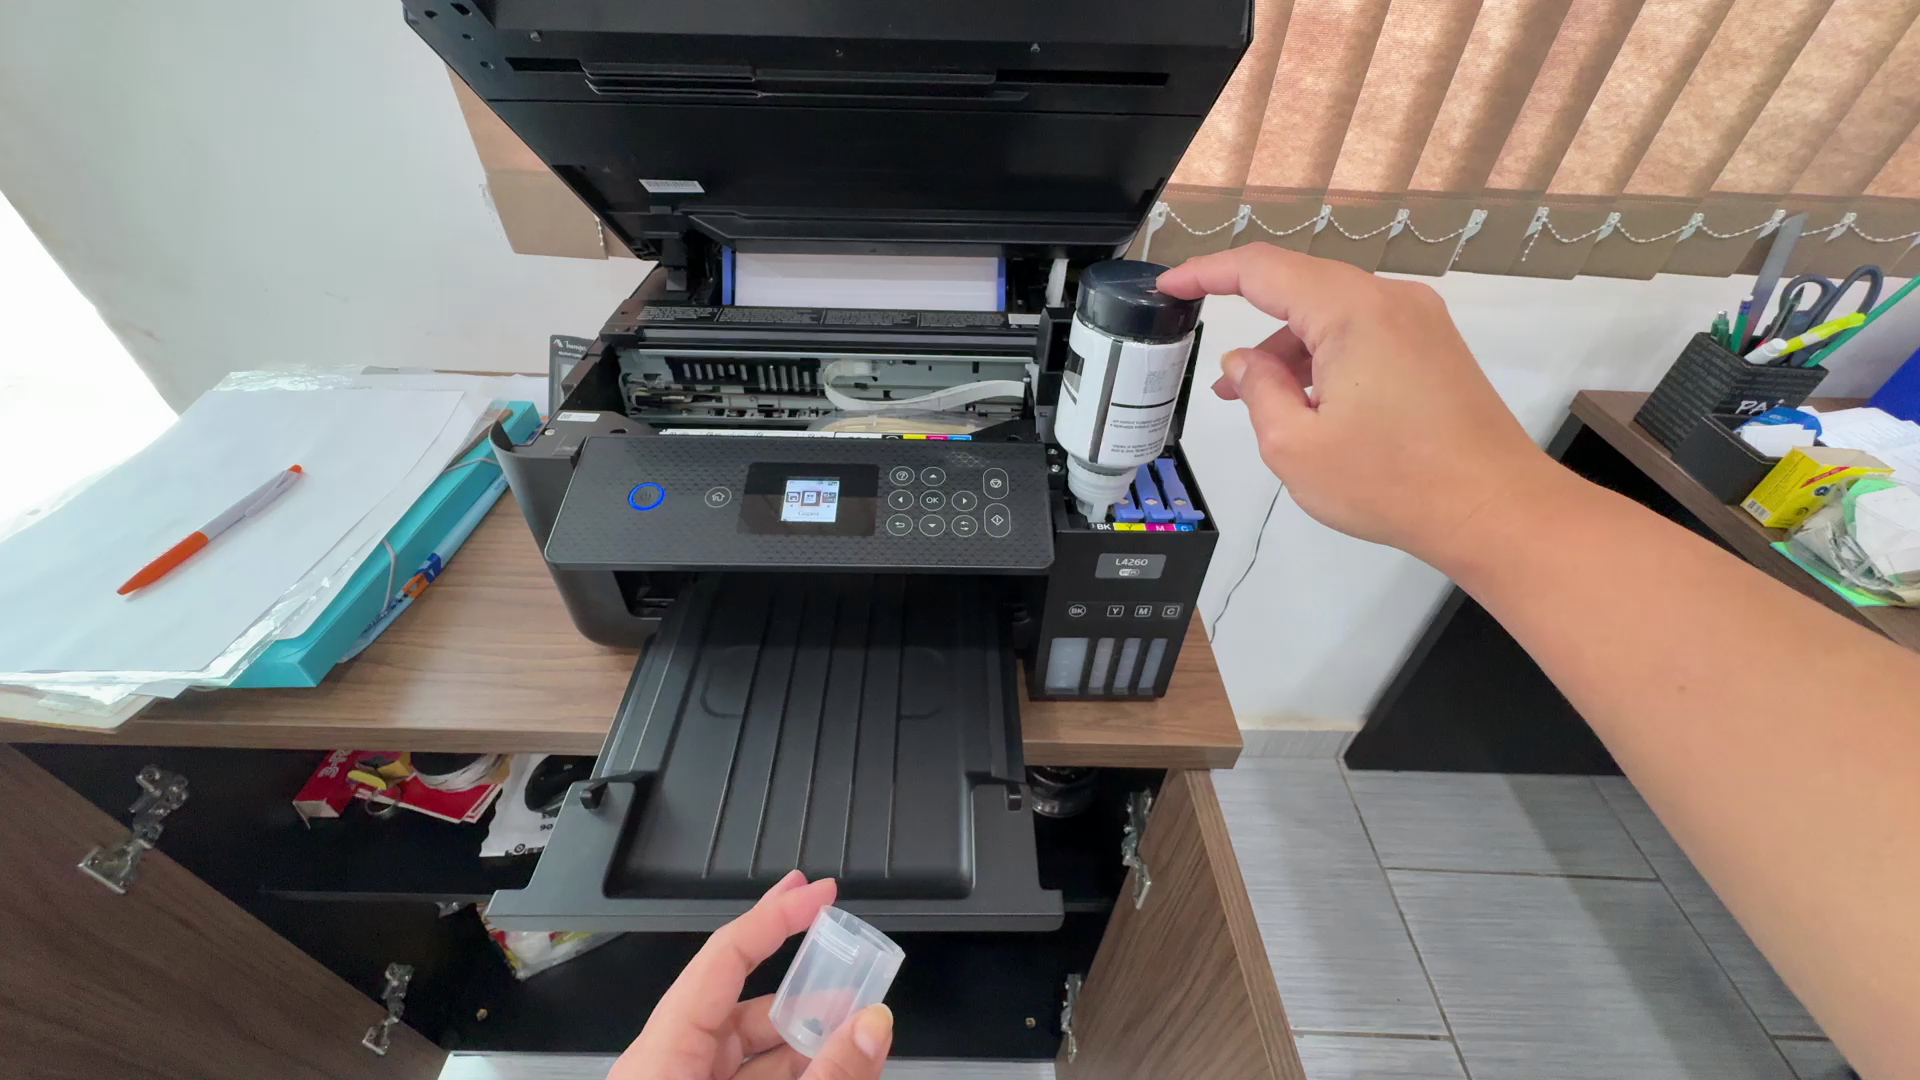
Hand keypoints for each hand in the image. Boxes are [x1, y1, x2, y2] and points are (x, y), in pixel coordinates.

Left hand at [608, 871, 893, 1079]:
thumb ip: (826, 1076)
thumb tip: (876, 1022)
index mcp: (660, 1058)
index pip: (723, 956)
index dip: (776, 914)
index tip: (819, 890)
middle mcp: (665, 1070)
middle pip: (741, 1002)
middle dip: (803, 980)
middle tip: (846, 947)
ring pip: (750, 1049)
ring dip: (806, 1033)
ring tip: (857, 1021)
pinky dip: (794, 1071)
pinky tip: (834, 1065)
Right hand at [1156, 244, 1558, 564]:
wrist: (1491, 509)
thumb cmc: (1389, 482)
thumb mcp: (1293, 443)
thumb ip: (1258, 390)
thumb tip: (1242, 362)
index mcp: (1351, 313)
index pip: (1261, 269)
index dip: (1207, 272)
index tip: (1169, 285)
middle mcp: (1388, 301)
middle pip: (1297, 288)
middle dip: (1247, 324)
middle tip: (1213, 371)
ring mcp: (1416, 321)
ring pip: (1328, 315)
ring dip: (1284, 351)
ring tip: (1254, 402)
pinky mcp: (1430, 346)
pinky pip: (1358, 334)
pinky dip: (1320, 358)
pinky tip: (1305, 402)